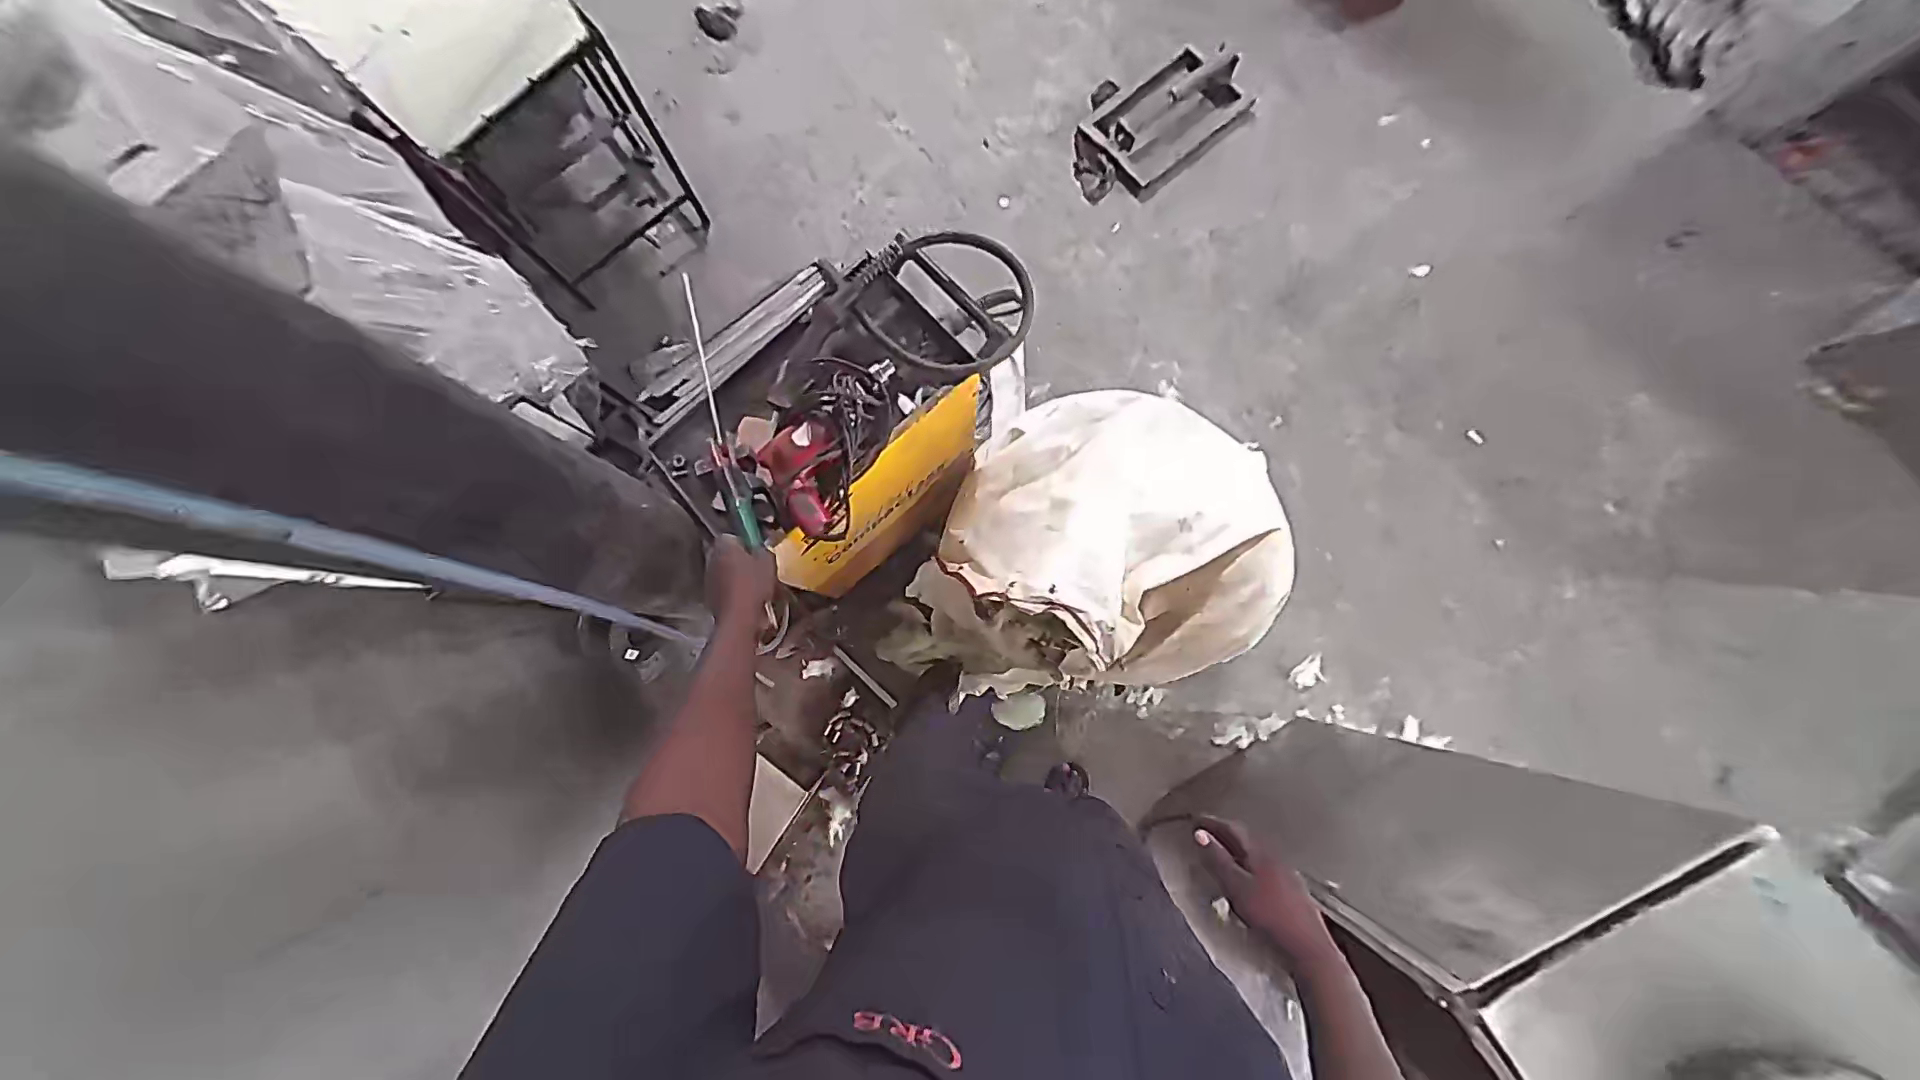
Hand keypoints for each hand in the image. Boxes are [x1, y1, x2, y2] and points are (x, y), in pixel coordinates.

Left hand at [705, 534, 775, 624]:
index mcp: (724, 545)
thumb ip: (764, 549)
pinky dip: (731, 589)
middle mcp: (711, 558)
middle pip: (726, 554)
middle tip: (757, 567)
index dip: (745, 542)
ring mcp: (708, 577)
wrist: (739, 617)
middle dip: (739, 559)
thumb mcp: (768, 563)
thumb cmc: (754, 585)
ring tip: (753, 585)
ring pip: (724, 571)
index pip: (731, 536)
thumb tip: (762, 544)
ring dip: (735, 574)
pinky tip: (746, 598)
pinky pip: (723, 586)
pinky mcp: (708, 595)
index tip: (756, 551)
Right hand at [1193, 816, 1338, 965]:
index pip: (1233, 828)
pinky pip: (1265, 867)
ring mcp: (1287, 874)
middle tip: (1206, 835)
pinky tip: (1247, 877)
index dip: (1212, 823)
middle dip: (1224, 834)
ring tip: (1222, 854)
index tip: (1195, 821)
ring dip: (1237, 850)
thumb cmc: (1268, 915)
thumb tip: (1200, 833)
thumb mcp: (1236, 887)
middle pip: (1246, 838)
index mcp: (1260, 852)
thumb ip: (1217, 859)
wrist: (1309, 949)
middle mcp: (1275, 857)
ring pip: (1256, 853)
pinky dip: (1249, 865)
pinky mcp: (1293, 891)